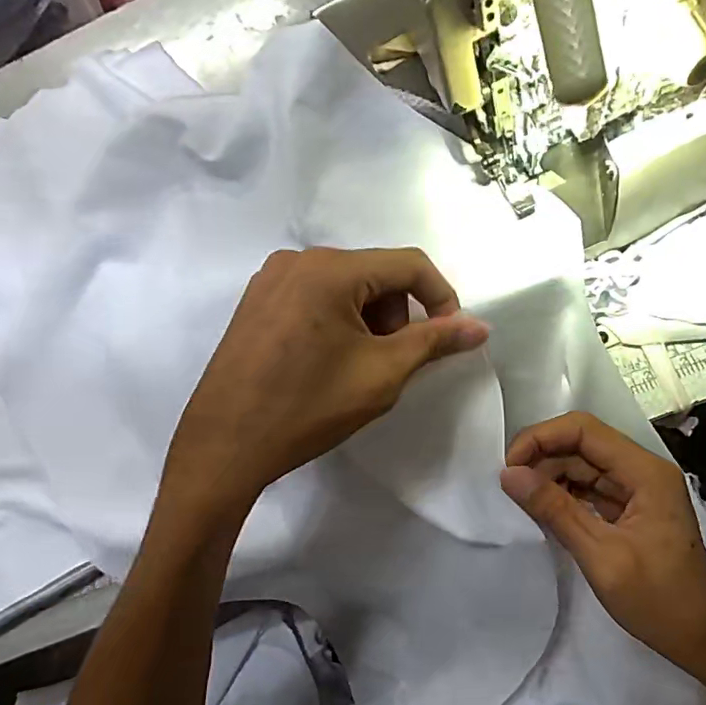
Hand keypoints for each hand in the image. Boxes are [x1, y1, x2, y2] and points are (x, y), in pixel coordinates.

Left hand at [169, 247, 489, 499]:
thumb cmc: (308, 407)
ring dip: (370, 320)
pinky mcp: (257, 302)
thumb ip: (434, 341)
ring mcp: (271, 279)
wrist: (226, 444)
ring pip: (346, 286)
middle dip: (399, 314)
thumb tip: (479, 326)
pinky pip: (316, 297)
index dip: (441, 298)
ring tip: (359, 367)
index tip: (450, 338)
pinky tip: (328, 362)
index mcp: (330, 269)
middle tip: (394, 362)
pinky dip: (339, 322)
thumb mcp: (382, 374)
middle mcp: (298, 260)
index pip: (409, 264)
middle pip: (376, 273)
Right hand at [499, 411, 705, 676]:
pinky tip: (543, 508)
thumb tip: (509, 475)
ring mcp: (641, 491)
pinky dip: (566, 494)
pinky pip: (593, 489)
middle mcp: (644, 471)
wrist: (702, 640)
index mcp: (646, 472)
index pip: (585, 430)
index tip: (509, 466)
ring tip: (520, 498)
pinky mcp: (634, 510)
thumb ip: (554, 509)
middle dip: (543, 457)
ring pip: (586, 466)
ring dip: (552, 476)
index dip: (542, 438)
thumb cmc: (658, 600)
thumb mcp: (600, 556)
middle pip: (584, 444)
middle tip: (509, 485)